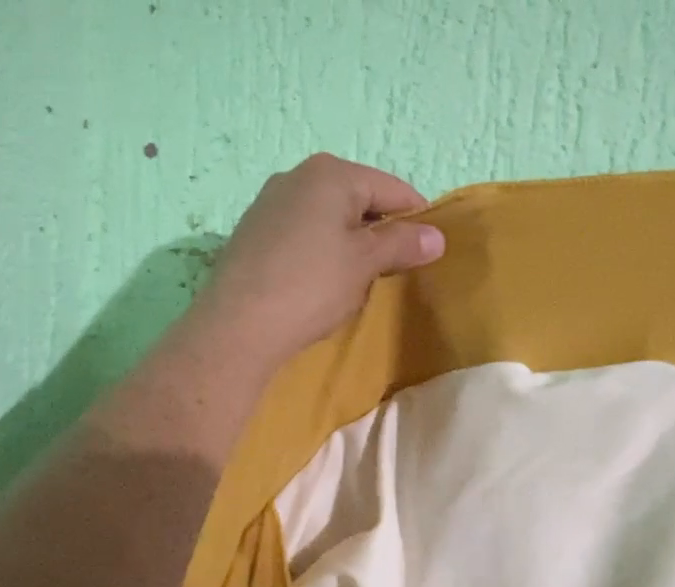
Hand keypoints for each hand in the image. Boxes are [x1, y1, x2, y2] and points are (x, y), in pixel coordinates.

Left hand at [193, 153, 445, 364]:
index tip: (429, 251)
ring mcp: (270, 203)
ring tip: (355, 282)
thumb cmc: (311, 286)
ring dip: (349, 244)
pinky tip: (319, 284)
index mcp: (331, 173)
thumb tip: (436, 237)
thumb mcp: (365, 264)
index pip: (391, 188)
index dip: (416, 218)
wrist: (238, 325)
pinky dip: (320, 252)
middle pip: (357, 199)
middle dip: (379, 231)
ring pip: (328, 217)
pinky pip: (302, 234)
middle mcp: (298, 176)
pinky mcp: (252, 233)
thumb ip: (402, 244)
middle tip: (391, 272)